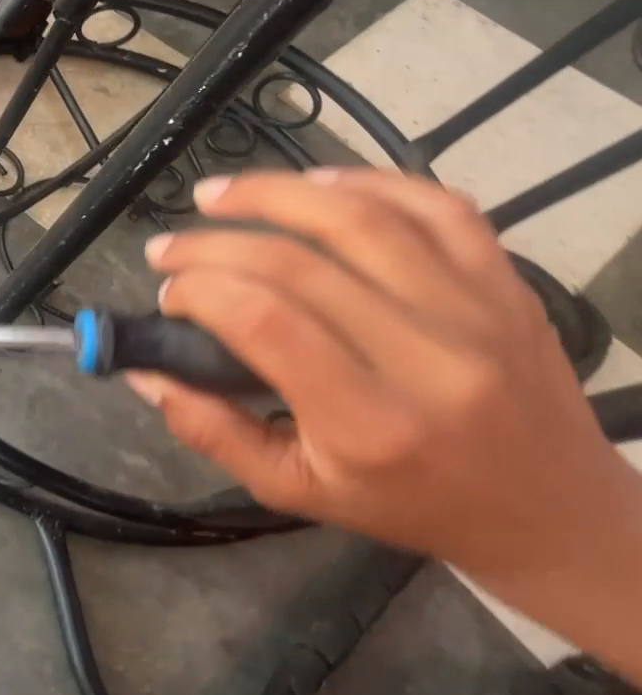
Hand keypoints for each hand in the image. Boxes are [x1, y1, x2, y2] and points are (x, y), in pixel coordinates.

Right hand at [134, 168, 641, 579]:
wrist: (554, 513)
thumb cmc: (408, 504)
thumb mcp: (293, 489)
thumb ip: (210, 431)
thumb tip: (142, 371)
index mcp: (370, 423)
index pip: (266, 321)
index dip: (199, 291)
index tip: (168, 296)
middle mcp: (432, 359)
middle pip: (298, 264)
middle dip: (211, 245)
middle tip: (166, 249)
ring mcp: (481, 313)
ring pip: (363, 219)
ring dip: (273, 193)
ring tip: (214, 194)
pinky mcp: (509, 286)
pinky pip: (438, 208)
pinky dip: (366, 181)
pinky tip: (312, 182)